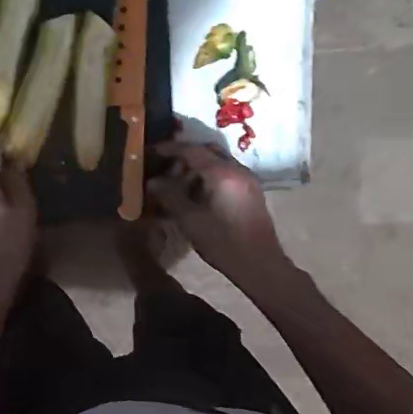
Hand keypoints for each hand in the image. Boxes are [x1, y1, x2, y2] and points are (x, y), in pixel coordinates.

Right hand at [147, 139, 288, 284]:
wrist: (260, 265)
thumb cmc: (222, 243)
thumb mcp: (190, 220)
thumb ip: (170, 196)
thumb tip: (152, 181)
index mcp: (222, 173)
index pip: (192, 150)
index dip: (170, 148)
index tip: (152, 151)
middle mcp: (238, 170)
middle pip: (208, 151)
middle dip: (185, 155)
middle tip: (165, 165)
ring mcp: (248, 180)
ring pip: (218, 162)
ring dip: (198, 167)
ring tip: (178, 182)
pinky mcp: (251, 192)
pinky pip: (227, 173)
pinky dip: (210, 175)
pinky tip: (197, 193)